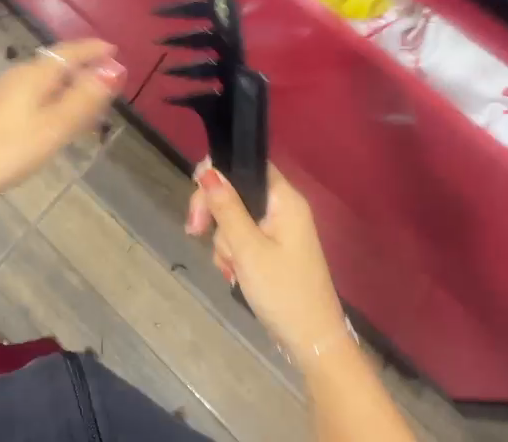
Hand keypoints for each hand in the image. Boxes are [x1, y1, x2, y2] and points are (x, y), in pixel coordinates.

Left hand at [0, 39, 123, 194]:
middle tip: (107, 76)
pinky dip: (55, 94)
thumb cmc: (14, 147)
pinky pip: (36, 90)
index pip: (69, 52)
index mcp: (36, 74)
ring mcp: (7, 89)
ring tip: (89, 95)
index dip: (93, 50)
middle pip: (57, 62)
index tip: (114, 50)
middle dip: (83, 65)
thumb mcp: (57, 125)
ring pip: (46, 78)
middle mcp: (21, 74)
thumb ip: (86, 98)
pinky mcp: (0, 106)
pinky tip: (58, 112)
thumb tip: (115, 69)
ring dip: (69, 81)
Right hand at [186, 161, 346, 362]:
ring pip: (236, 218)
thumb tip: (207, 169)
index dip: (219, 173)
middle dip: (214, 213)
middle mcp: (284, 208)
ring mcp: (280, 231)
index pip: (247, 164)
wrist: (313, 344)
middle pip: (237, 192)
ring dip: (224, 241)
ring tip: (230, 267)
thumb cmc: (282, 292)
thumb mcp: (247, 249)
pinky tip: (233, 273)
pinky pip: (244, 238)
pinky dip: (234, 253)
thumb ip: (226, 207)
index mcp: (285, 200)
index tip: (197, 197)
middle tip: (195, 231)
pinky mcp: (275, 250)